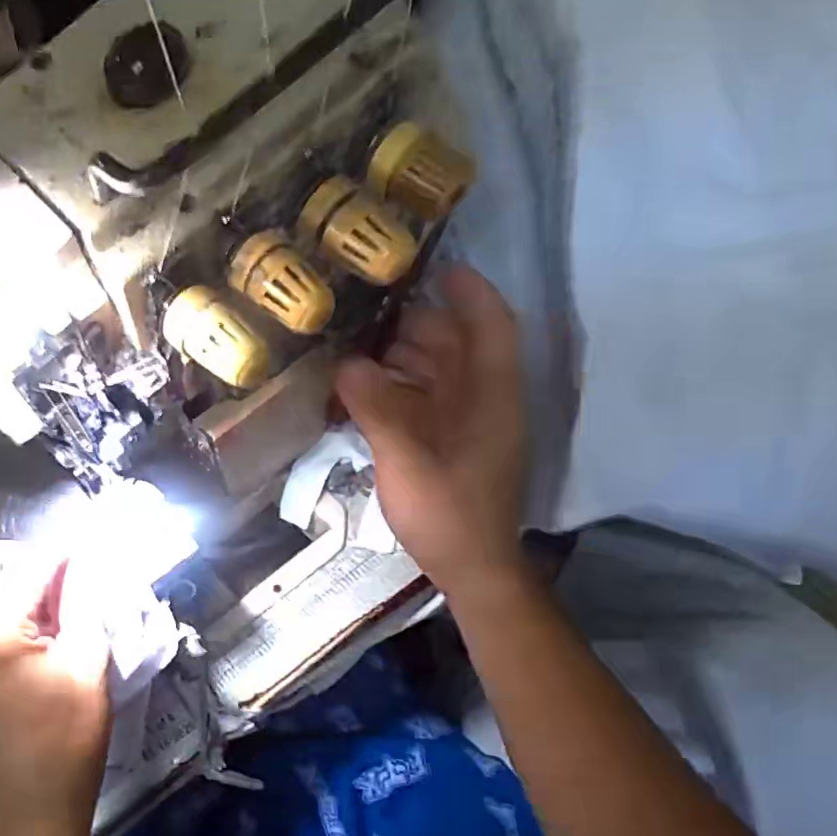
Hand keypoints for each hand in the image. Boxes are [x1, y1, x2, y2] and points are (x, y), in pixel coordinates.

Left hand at [0, 548, 111, 835]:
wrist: (19, 815)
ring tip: (30, 614)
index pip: (26, 569)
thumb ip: (82, 605)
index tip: (80, 560)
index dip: (60, 561)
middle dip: (20, 566)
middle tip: (54, 588)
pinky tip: (4, 635)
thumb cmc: (63, 745)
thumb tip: (76, 567)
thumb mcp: (88, 668)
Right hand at [336, 267, 528, 599]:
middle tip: (366, 315)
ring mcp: (466, 426)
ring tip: (354, 350)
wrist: (471, 566)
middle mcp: (483, 403)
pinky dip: (394, 392)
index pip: (490, 328)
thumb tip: (346, 364)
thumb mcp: (407, 460)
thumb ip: (378, 409)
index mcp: (490, 397)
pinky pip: (422, 404)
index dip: (469, 294)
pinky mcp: (449, 446)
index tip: (438, 269)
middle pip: (456, 348)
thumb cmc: (447, 512)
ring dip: (400, 360)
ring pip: (436, 376)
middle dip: (417, 326)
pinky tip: (361, 395)